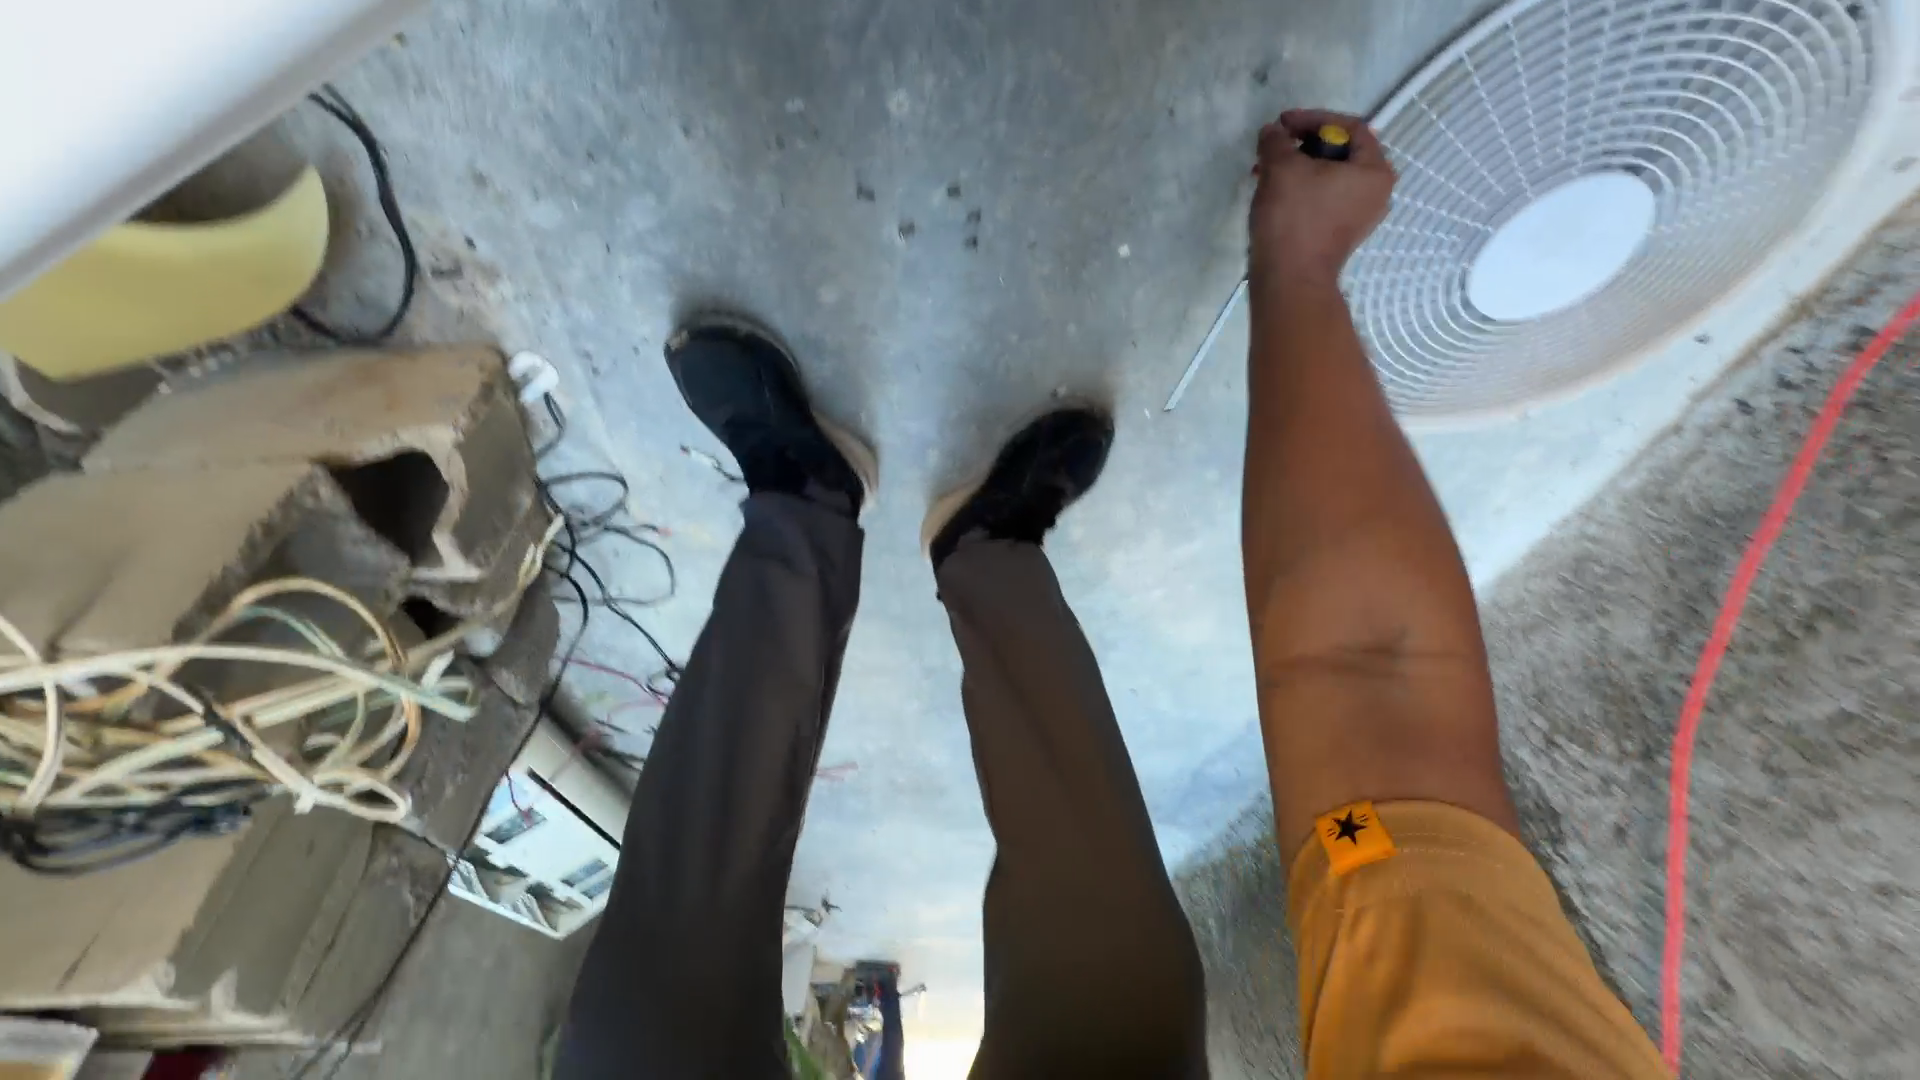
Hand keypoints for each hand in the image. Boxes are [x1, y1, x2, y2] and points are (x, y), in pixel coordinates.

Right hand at [1249, 109, 1394, 286]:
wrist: (1289, 279)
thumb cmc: (1294, 218)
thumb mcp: (1281, 168)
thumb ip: (1277, 141)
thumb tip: (1272, 132)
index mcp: (1375, 170)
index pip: (1349, 127)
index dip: (1313, 119)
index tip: (1281, 123)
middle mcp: (1375, 193)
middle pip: (1340, 154)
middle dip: (1303, 147)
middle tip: (1274, 149)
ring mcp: (1359, 218)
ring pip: (1329, 179)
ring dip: (1297, 170)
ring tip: (1267, 173)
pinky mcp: (1339, 236)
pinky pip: (1323, 201)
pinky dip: (1301, 192)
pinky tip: (1276, 195)